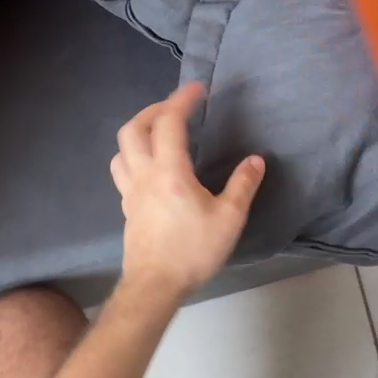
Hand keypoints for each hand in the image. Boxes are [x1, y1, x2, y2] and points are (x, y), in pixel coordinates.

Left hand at [109, 84, 264, 303]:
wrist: (155, 288)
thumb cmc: (192, 251)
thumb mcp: (229, 218)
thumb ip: (243, 185)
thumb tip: (256, 160)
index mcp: (170, 172)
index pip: (169, 123)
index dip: (181, 100)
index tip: (198, 89)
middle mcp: (144, 176)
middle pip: (133, 130)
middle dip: (153, 110)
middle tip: (174, 107)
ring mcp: (131, 193)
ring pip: (121, 151)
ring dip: (137, 132)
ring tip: (157, 132)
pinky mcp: (128, 210)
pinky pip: (123, 172)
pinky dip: (134, 157)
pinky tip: (152, 168)